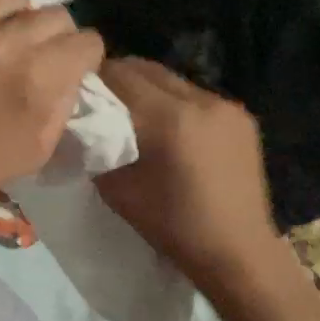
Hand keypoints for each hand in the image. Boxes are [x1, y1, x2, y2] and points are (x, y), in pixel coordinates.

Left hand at [0, 0, 103, 220]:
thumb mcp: (33, 153)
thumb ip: (61, 106)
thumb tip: (69, 76)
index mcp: (34, 77)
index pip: (86, 41)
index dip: (83, 60)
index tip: (69, 72)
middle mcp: (1, 40)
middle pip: (53, 13)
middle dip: (55, 37)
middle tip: (38, 60)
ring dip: (17, 19)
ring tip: (5, 42)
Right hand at [94, 58, 282, 290]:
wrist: (236, 251)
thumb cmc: (171, 227)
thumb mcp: (118, 190)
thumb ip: (99, 150)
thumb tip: (84, 128)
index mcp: (169, 118)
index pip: (120, 75)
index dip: (93, 79)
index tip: (77, 95)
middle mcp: (202, 100)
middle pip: (147, 69)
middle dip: (119, 80)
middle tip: (100, 104)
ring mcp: (227, 106)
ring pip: (173, 81)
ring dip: (149, 91)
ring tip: (135, 119)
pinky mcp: (242, 118)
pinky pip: (198, 98)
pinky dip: (176, 106)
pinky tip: (170, 134)